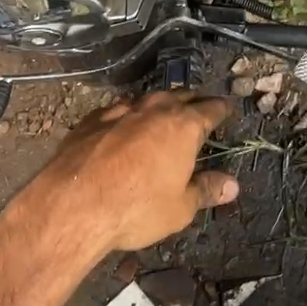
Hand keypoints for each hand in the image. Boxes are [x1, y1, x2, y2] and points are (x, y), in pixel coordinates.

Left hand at [14, 91, 239, 253]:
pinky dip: (128, 115)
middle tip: (199, 110)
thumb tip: (232, 185)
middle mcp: (156, 109)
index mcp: (184, 126)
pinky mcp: (93, 118)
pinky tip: (123, 126)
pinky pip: (119, 109)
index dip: (221, 109)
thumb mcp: (180, 208)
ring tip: (163, 114)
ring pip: (149, 99)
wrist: (74, 204)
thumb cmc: (136, 208)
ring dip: (160, 105)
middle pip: (181, 96)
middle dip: (193, 102)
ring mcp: (122, 109)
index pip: (211, 109)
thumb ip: (206, 191)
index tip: (226, 110)